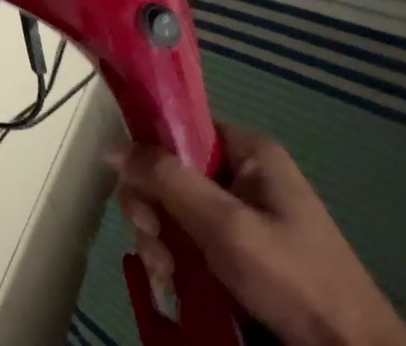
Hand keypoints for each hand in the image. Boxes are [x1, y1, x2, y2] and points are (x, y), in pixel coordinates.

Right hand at [111, 125, 405, 345]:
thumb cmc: (293, 279)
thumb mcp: (226, 225)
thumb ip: (167, 179)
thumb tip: (112, 145)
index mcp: (250, 153)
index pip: (178, 126)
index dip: (148, 152)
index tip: (137, 188)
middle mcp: (241, 173)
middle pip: (166, 170)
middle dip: (150, 208)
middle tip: (153, 239)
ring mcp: (239, 210)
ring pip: (170, 205)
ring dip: (157, 238)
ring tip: (166, 272)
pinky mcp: (235, 244)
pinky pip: (185, 234)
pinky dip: (172, 255)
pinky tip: (172, 279)